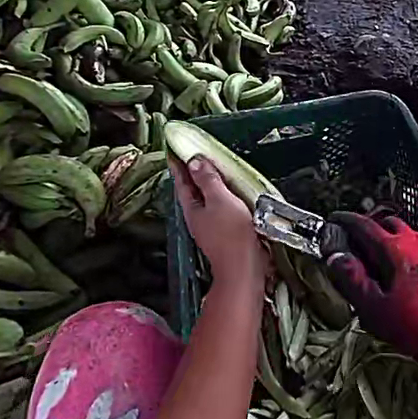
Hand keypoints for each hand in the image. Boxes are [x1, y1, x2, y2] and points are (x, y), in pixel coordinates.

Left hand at [171, 156, 268, 294]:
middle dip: (191, 173)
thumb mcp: (220, 199)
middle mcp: (198, 217)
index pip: (181, 181)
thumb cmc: (231, 232)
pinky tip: (229, 193)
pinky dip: (221, 195)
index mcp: (192, 208)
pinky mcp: (224, 232)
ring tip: (211, 170)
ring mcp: (210, 226)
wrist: (245, 268)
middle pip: (191, 190)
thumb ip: (208, 180)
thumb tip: (194, 162)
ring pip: (205, 199)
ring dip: (207, 184)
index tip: (172, 150)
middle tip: (191, 156)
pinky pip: (219, 207)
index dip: (178, 165)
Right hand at [325, 213, 417, 418]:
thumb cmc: (413, 325)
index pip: (365, 225)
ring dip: (393, 239)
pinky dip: (412, 251)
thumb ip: (351, 279)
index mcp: (394, 248)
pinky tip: (408, 269)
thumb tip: (337, 259)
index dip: (347, 221)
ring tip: (383, 256)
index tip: (337, 220)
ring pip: (408, 234)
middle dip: (372, 228)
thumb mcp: (372, 306)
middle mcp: (415, 242)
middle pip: (388, 223)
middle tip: (360, 241)